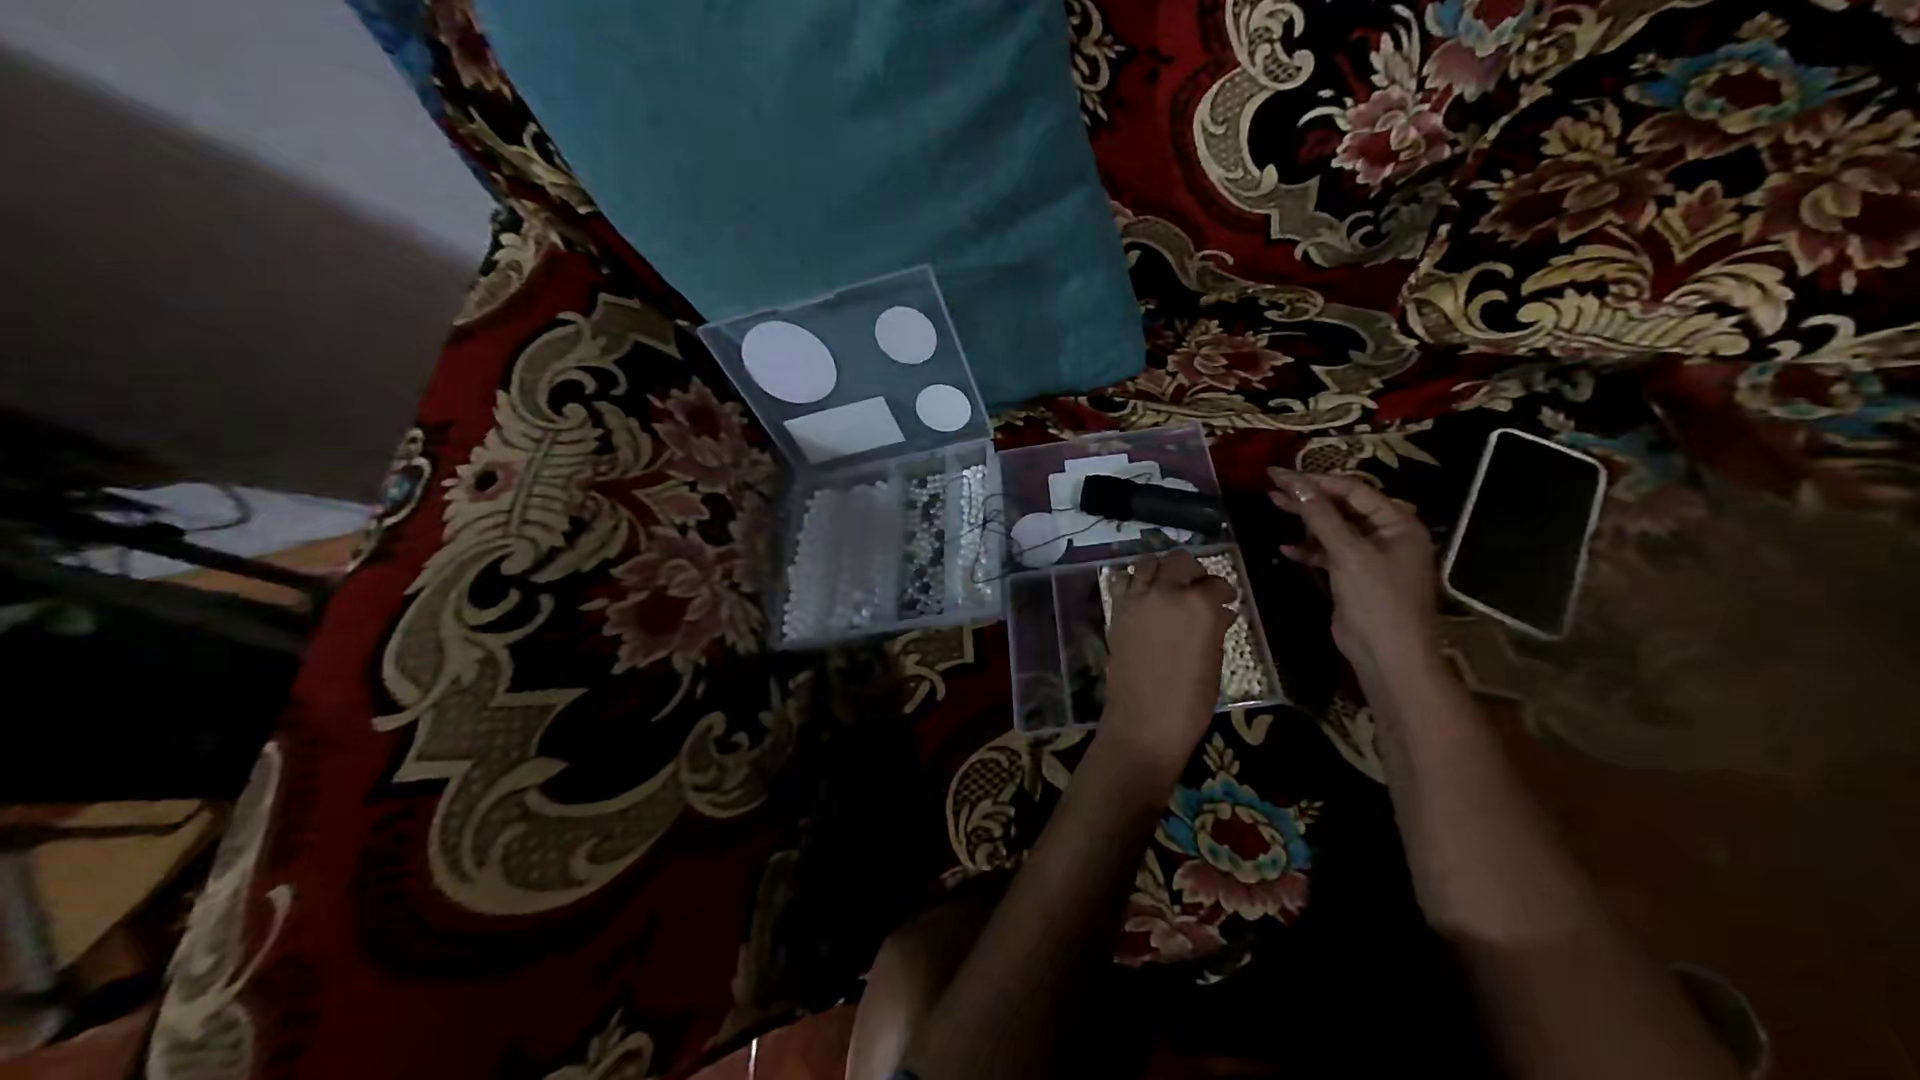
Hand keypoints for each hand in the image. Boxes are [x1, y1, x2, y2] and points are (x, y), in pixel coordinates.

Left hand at [1099, 550, 1237, 782]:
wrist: (1144, 719)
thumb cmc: (1190, 698)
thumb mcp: (1212, 660)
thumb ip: (1214, 628)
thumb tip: (1221, 612)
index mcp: (1198, 605)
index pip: (1216, 583)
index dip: (1224, 591)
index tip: (1226, 599)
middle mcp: (1166, 592)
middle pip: (1179, 560)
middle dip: (1193, 569)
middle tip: (1198, 586)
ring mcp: (1137, 599)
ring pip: (1148, 562)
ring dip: (1161, 569)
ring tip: (1169, 585)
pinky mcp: (1117, 610)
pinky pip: (1122, 580)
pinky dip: (1133, 580)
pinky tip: (1143, 593)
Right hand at [1269, 469, 1439, 683]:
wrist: (1388, 654)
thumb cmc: (1377, 600)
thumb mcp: (1348, 553)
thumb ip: (1321, 517)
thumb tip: (1295, 483)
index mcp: (1398, 523)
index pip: (1354, 490)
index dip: (1317, 481)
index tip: (1282, 475)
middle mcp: (1388, 535)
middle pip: (1344, 507)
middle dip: (1309, 498)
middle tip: (1273, 488)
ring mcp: (1372, 557)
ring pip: (1334, 529)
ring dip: (1306, 522)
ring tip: (1275, 507)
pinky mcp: (1355, 577)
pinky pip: (1330, 554)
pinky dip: (1309, 550)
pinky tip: (1286, 549)